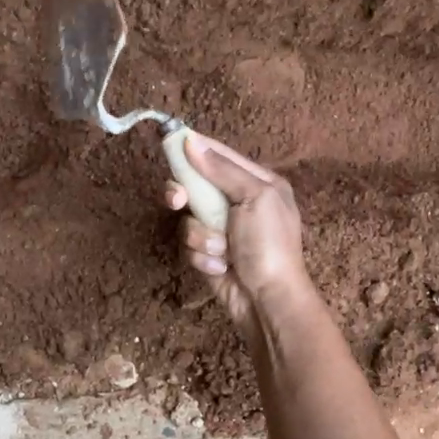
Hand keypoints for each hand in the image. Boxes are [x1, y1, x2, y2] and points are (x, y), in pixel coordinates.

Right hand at [164, 132, 309, 326]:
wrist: (266, 298)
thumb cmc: (269, 244)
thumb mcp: (255, 198)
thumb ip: (222, 170)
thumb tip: (191, 141)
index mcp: (256, 183)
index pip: (219, 156)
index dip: (195, 148)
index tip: (169, 140)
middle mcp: (236, 202)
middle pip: (194, 185)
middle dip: (184, 195)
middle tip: (177, 200)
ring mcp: (220, 229)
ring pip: (188, 220)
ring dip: (201, 237)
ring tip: (221, 250)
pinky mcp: (208, 253)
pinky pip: (189, 246)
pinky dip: (203, 257)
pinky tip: (221, 267)